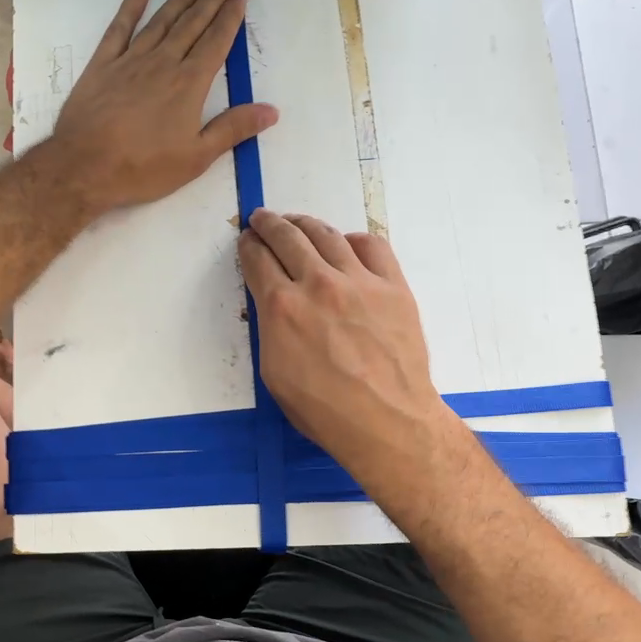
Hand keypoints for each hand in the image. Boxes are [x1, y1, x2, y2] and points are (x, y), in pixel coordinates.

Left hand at [48, 0, 279, 214]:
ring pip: (160, 20)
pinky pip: (119, 29)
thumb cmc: (142, 168)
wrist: (84, 166)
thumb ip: (232, 129)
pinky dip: (130, 8)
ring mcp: (129, 61)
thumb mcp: (196, 158)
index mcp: (188, 84)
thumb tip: (271, 110)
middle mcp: (162, 63)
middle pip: (192, 24)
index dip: (230, 18)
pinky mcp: (101, 66)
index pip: (216, 43)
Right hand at [239, 210, 454, 493]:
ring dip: (305, 223)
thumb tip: (275, 306)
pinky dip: (353, 239)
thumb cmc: (324, 410)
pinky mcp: (393, 286)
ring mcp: (359, 281)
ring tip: (297, 222)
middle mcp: (317, 284)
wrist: (387, 422)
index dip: (249, 246)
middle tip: (262, 219)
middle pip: (288, 237)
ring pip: (326, 235)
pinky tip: (345, 243)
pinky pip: (372, 246)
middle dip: (270, 224)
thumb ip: (270, 329)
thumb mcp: (274, 374)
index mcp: (281, 307)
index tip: (247, 240)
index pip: (258, 260)